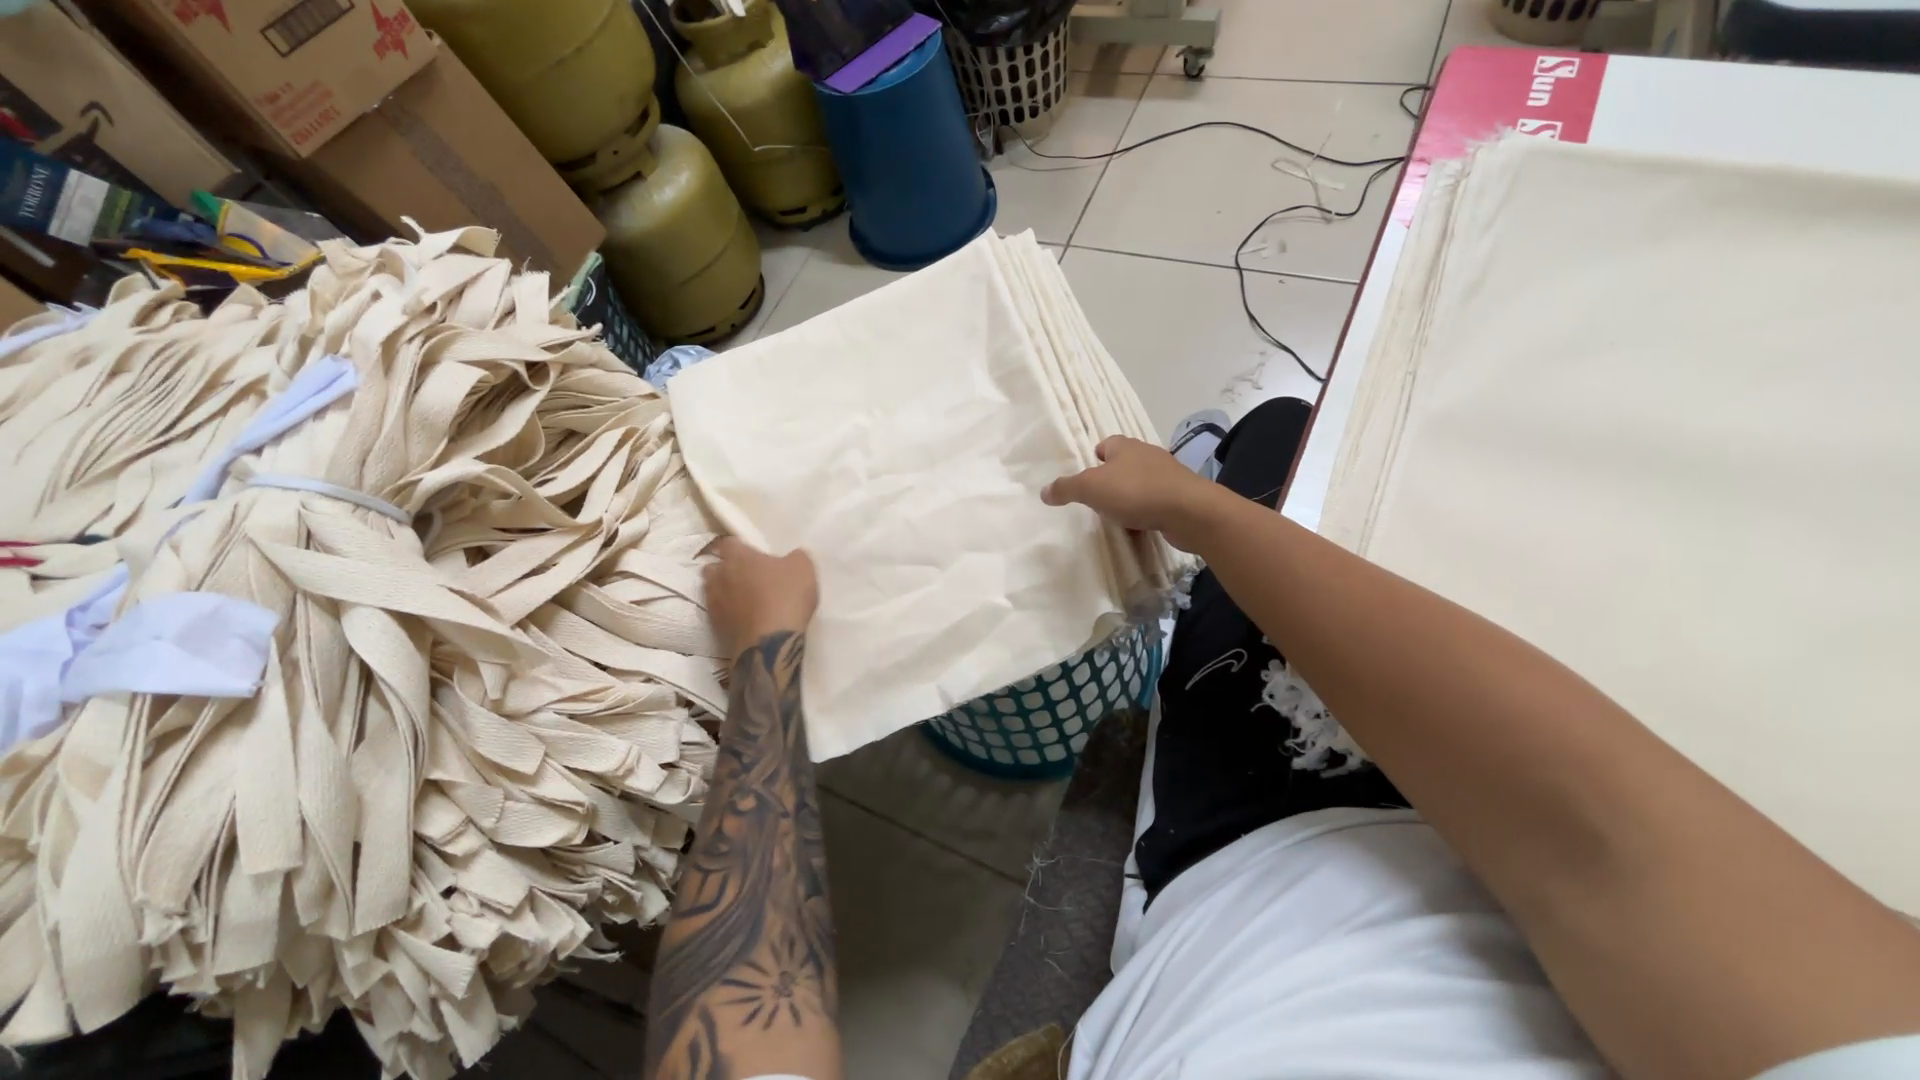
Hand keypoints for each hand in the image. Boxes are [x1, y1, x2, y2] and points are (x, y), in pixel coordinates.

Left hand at [704, 537, 818, 658]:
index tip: (749, 551)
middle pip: (713, 566)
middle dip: (724, 568)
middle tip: (745, 575)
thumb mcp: (803, 568)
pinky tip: (743, 618)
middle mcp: (719, 576)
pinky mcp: (714, 627)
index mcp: (738, 557)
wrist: (770, 642)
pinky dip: (727, 613)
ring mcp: (714, 603)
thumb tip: (791, 557)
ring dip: (723, 591)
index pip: (727, 543)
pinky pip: (717, 613)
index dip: (737, 546)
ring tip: (742, 598)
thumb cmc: (786, 596)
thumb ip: (794, 557)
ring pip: (711, 590)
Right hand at [1041, 436, 1222, 552]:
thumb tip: (1044, 491)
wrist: (1189, 511)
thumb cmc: (1135, 491)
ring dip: (1129, 499)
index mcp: (1125, 446)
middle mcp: (1147, 455)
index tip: (1086, 477)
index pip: (1106, 444)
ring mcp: (1167, 476)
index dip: (1095, 458)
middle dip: (1111, 481)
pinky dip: (1146, 513)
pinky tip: (1139, 528)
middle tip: (1097, 501)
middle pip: (1123, 464)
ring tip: (1116, 517)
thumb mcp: (1091, 488)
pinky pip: (1155, 503)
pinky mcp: (1180, 496)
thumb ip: (1066, 488)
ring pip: (1140, 484)